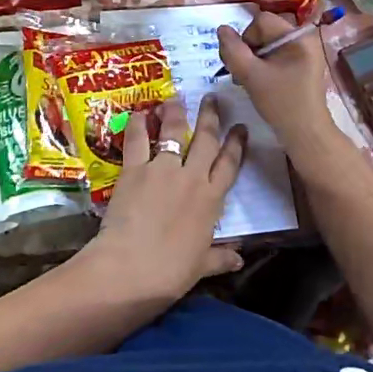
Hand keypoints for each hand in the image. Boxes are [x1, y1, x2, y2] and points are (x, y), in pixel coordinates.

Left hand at [86, 96, 246, 301]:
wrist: (132, 269)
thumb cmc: (171, 273)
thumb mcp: (201, 266)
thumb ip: (220, 257)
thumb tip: (239, 259)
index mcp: (212, 200)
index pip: (229, 165)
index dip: (236, 144)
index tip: (240, 127)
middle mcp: (192, 178)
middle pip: (206, 140)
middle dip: (211, 117)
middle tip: (212, 98)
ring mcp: (163, 170)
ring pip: (174, 132)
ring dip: (176, 113)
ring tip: (176, 99)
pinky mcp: (135, 169)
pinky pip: (138, 140)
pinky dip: (138, 124)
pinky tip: (139, 113)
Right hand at [215, 13, 335, 149]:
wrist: (306, 134)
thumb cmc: (281, 103)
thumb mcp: (251, 75)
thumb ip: (233, 50)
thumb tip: (222, 29)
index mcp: (298, 36)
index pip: (261, 21)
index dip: (245, 38)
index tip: (243, 63)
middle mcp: (305, 37)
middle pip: (265, 30)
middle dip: (248, 49)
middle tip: (241, 74)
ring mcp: (306, 50)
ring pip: (268, 42)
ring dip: (253, 58)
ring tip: (248, 80)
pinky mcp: (303, 63)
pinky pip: (277, 53)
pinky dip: (264, 64)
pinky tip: (260, 81)